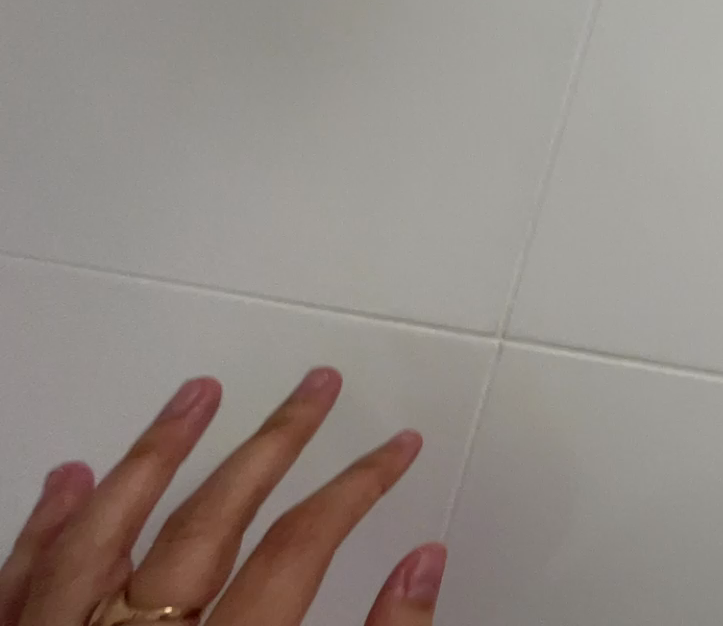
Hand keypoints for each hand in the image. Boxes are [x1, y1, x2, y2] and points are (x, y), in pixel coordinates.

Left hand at [0, 371, 444, 625]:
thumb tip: (425, 563)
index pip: (303, 542)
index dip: (362, 482)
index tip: (399, 447)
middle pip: (207, 521)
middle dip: (274, 440)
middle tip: (317, 385)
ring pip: (96, 539)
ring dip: (155, 454)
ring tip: (198, 393)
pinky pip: (9, 593)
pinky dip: (42, 529)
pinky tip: (72, 476)